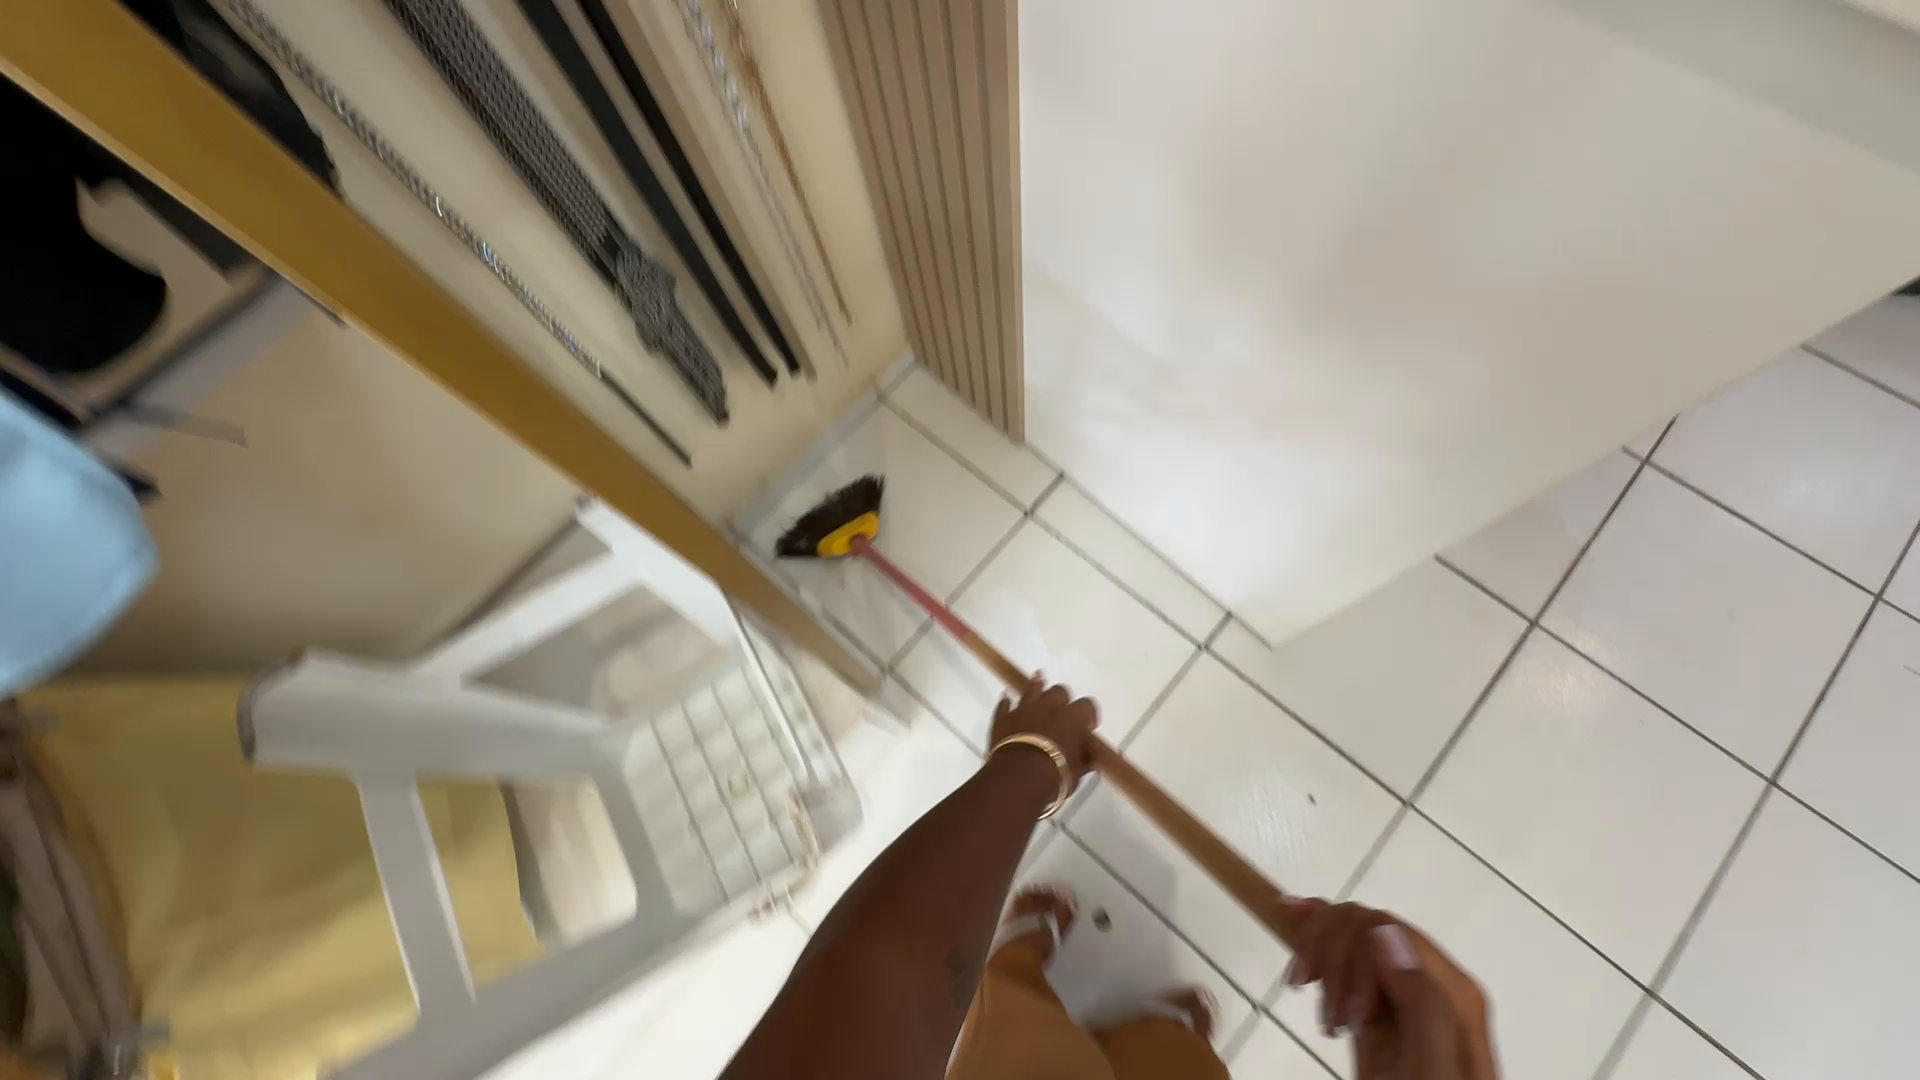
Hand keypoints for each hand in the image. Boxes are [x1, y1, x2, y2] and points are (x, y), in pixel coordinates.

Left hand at [990, 675, 1098, 779]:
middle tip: (1062, 711)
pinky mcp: (1003, 718)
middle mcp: (1049, 706)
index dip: (1089, 714)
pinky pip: (1005, 705)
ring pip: (1032, 689)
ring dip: (1036, 685)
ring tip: (1038, 677)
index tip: (1089, 727)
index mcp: (1073, 717)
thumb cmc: (1055, 776)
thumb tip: (1091, 759)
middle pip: (1059, 691)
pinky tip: (1006, 697)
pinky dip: (1006, 702)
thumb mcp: (1077, 773)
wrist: (1018, 778)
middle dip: (1062, 698)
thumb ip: (1084, 761)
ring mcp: (1024, 709)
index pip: (1087, 705)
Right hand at [1281, 898, 1496, 1079]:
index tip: (1334, 1008)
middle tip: (1320, 1012)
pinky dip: (1317, 936)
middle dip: (1331, 954)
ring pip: (1353, 929)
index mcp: (1453, 994)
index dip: (1350, 954)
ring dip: (1319, 950)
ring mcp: (1405, 991)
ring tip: (1309, 995)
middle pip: (1367, 925)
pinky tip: (1293, 924)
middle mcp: (1432, 982)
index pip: (1387, 928)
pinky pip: (1348, 947)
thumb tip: (1385, 933)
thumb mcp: (1429, 1075)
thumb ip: (1422, 1006)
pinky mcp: (1380, 1002)